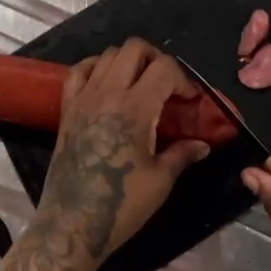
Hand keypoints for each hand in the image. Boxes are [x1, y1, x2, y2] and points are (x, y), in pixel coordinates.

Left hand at [37, 39, 211, 266]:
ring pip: (108, 54)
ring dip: (128, 61)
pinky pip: (78, 70)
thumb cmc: (122, 204)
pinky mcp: (66, 107)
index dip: (183, 78)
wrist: (73, 223)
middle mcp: (108, 93)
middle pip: (134, 48)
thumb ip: (182, 154)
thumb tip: (203, 144)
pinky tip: (106, 82)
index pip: (164, 68)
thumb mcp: (161, 180)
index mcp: (135, 108)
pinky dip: (96, 66)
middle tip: (166, 84)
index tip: (190, 99)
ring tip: (139, 84)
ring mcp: (83, 97)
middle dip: (156, 59)